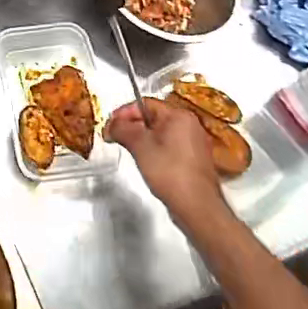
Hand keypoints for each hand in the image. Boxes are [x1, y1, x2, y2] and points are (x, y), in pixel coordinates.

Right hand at [106, 97, 227, 226]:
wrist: (196, 205)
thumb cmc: (170, 172)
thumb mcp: (139, 146)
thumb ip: (122, 129)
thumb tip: (111, 124)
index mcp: (179, 115)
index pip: (145, 104)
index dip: (124, 112)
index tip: (110, 124)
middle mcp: (190, 124)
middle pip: (153, 117)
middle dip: (132, 126)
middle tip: (116, 136)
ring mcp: (194, 142)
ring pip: (161, 133)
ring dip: (143, 139)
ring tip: (130, 150)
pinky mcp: (194, 159)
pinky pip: (170, 146)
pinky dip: (156, 150)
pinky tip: (148, 163)